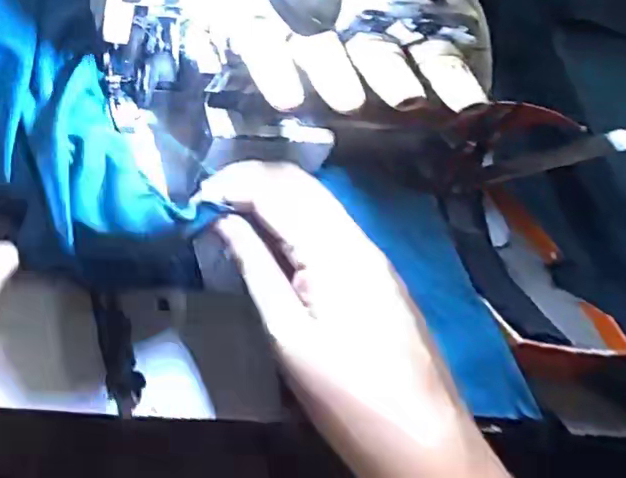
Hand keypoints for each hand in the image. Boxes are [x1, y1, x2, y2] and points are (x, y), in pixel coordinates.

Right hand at [198, 162, 507, 477]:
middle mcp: (353, 235)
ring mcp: (367, 248)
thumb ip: (254, 268)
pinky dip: (288, 208)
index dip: (229, 184)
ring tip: (228, 206)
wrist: (430, 448)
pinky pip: (323, 215)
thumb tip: (221, 220)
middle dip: (246, 177)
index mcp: (334, 250)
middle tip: (207, 197)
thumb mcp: (289, 339)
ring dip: (267, 189)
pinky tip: (267, 227)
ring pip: (310, 193)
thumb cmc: (351, 401)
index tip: (195, 200)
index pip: (273, 189)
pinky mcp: (371, 264)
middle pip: (294, 179)